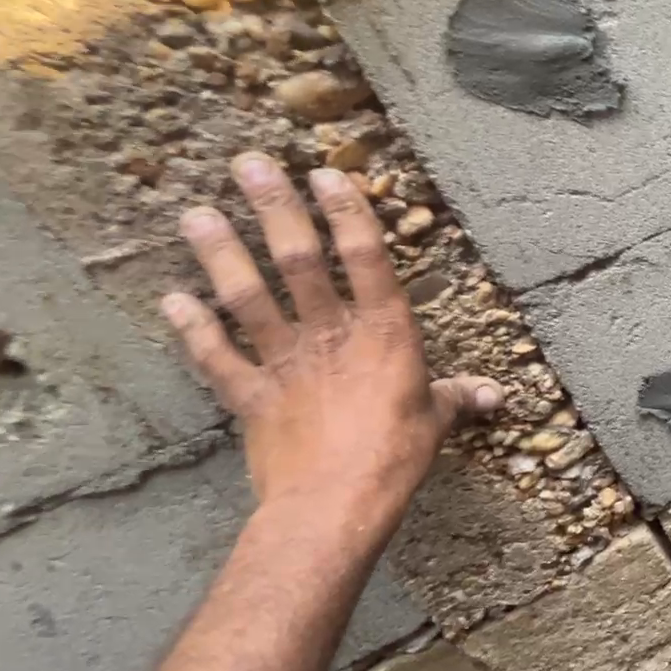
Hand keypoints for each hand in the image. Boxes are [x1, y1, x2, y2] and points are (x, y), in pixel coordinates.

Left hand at [161, 152, 500, 526]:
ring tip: (195, 212)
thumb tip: (499, 395)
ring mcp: (282, 362)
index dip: (347, 214)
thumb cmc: (398, 455)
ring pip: (246, 296)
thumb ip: (461, 397)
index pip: (365, 259)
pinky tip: (171, 299)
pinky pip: (214, 356)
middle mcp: (330, 334)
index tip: (327, 175)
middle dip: (273, 209)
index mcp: (385, 332)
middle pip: (297, 261)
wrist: (333, 505)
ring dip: (219, 253)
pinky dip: (191, 328)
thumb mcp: (440, 420)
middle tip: (249, 165)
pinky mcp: (248, 396)